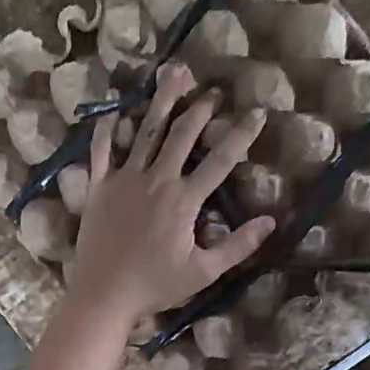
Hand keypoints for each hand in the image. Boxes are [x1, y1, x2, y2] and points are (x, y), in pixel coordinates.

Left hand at [68, 63, 274, 322]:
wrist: (104, 294)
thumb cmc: (156, 286)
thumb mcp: (204, 272)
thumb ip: (238, 246)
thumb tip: (271, 222)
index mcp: (183, 201)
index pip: (219, 161)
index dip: (241, 135)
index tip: (257, 113)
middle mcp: (155, 180)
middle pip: (181, 136)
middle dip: (199, 110)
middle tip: (213, 91)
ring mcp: (123, 180)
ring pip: (145, 132)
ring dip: (162, 102)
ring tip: (173, 75)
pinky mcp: (98, 187)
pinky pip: (102, 150)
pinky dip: (107, 128)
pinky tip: (114, 109)